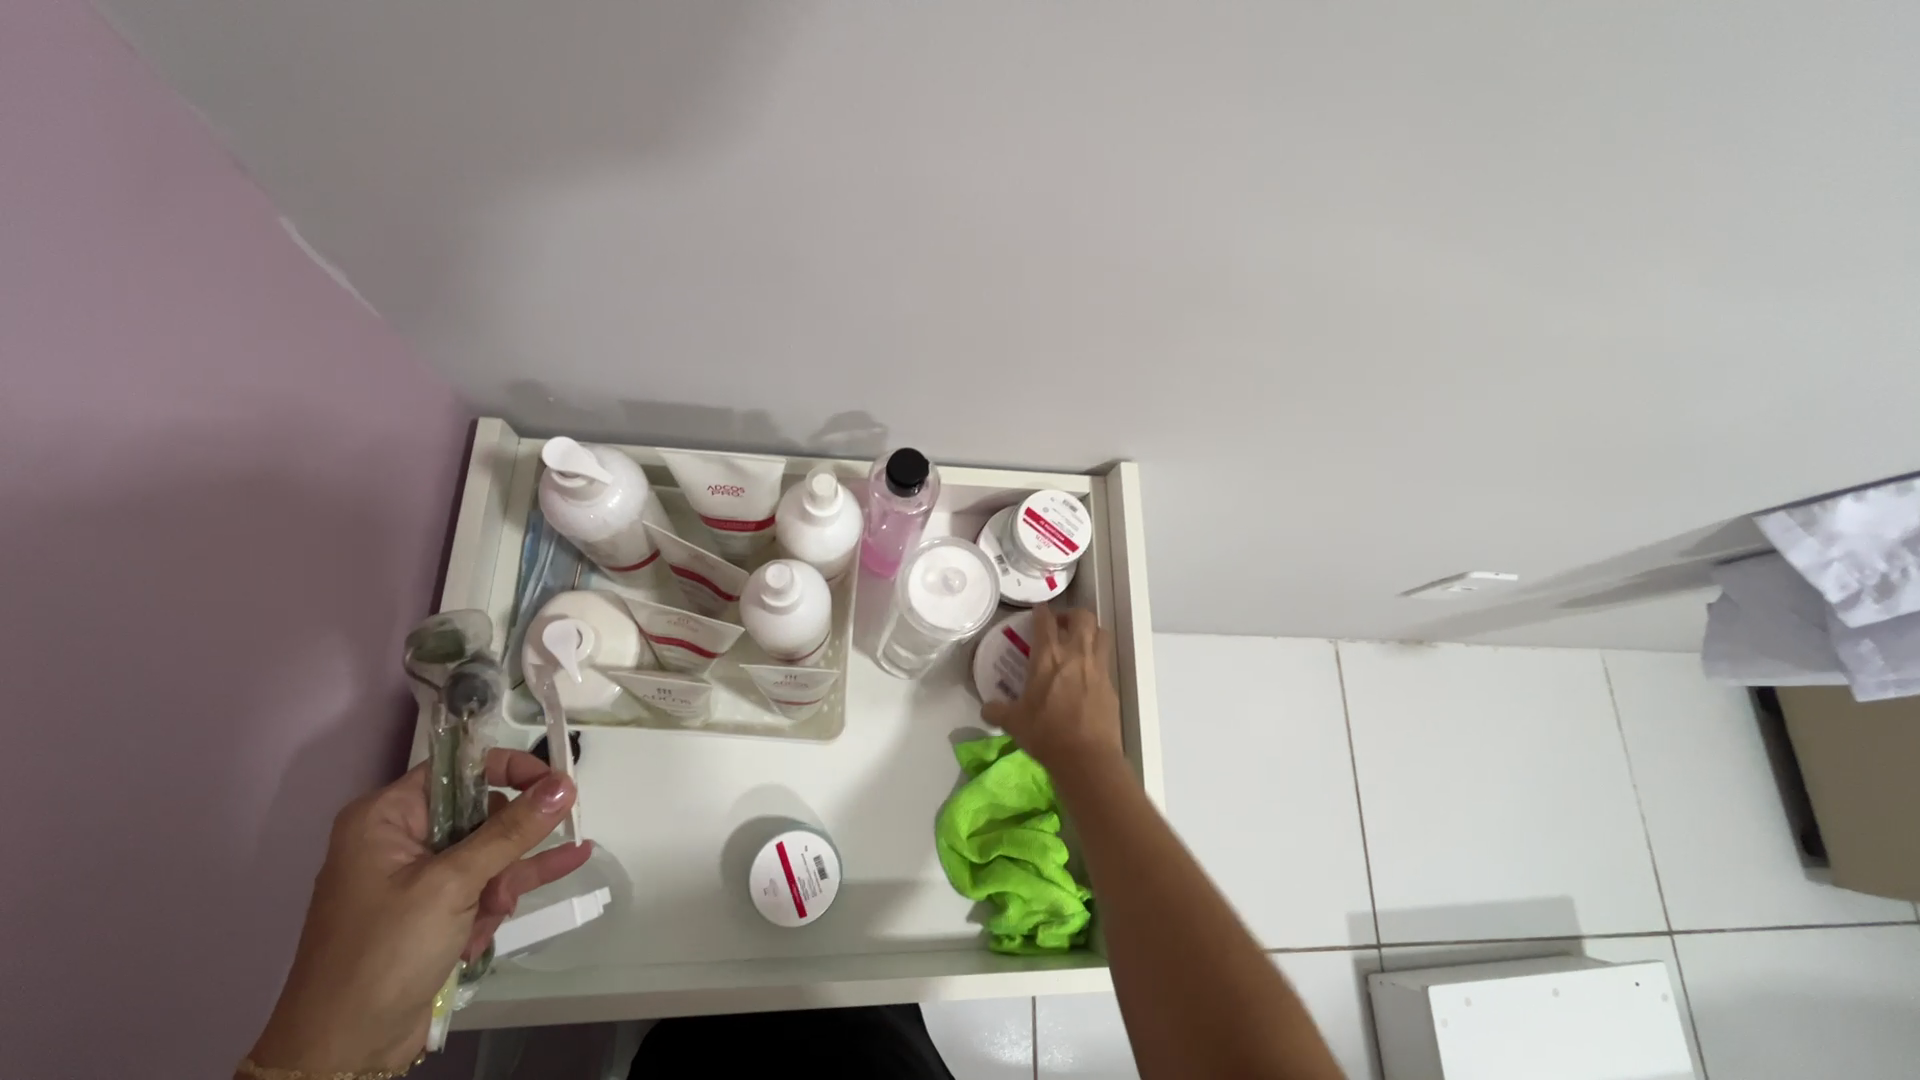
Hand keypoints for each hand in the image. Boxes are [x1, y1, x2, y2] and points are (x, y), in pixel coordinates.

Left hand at [246, 749, 591, 1073]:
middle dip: (505, 845)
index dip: (509, 769)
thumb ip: (512, 831)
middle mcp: (401, 839)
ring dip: (505, 878)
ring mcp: (419, 878)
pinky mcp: (436, 911)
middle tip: (509, 875)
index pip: (459, 769)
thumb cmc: (384, 953)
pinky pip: (488, 882)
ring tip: (502, 908)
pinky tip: (568, 862)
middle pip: (481, 812)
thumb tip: (564, 783)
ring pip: (490, 851)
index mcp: (386, 818)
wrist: (344, 1049)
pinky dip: (512, 886)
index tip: (556, 782)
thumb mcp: (452, 885)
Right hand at [982, 604, 1123, 774]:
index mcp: (1048, 657)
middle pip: (1082, 617)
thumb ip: (997, 711)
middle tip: (1061, 625)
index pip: (1045, 621)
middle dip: (1071, 615)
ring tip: (1080, 642)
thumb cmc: (1046, 734)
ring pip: (1100, 633)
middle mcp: (1075, 654)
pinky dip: (1097, 659)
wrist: (1086, 757)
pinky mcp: (1111, 685)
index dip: (1041, 612)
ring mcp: (1097, 668)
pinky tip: (1087, 674)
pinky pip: (1106, 661)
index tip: (1038, 611)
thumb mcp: (1014, 723)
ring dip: (1090, 631)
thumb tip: (986, 709)